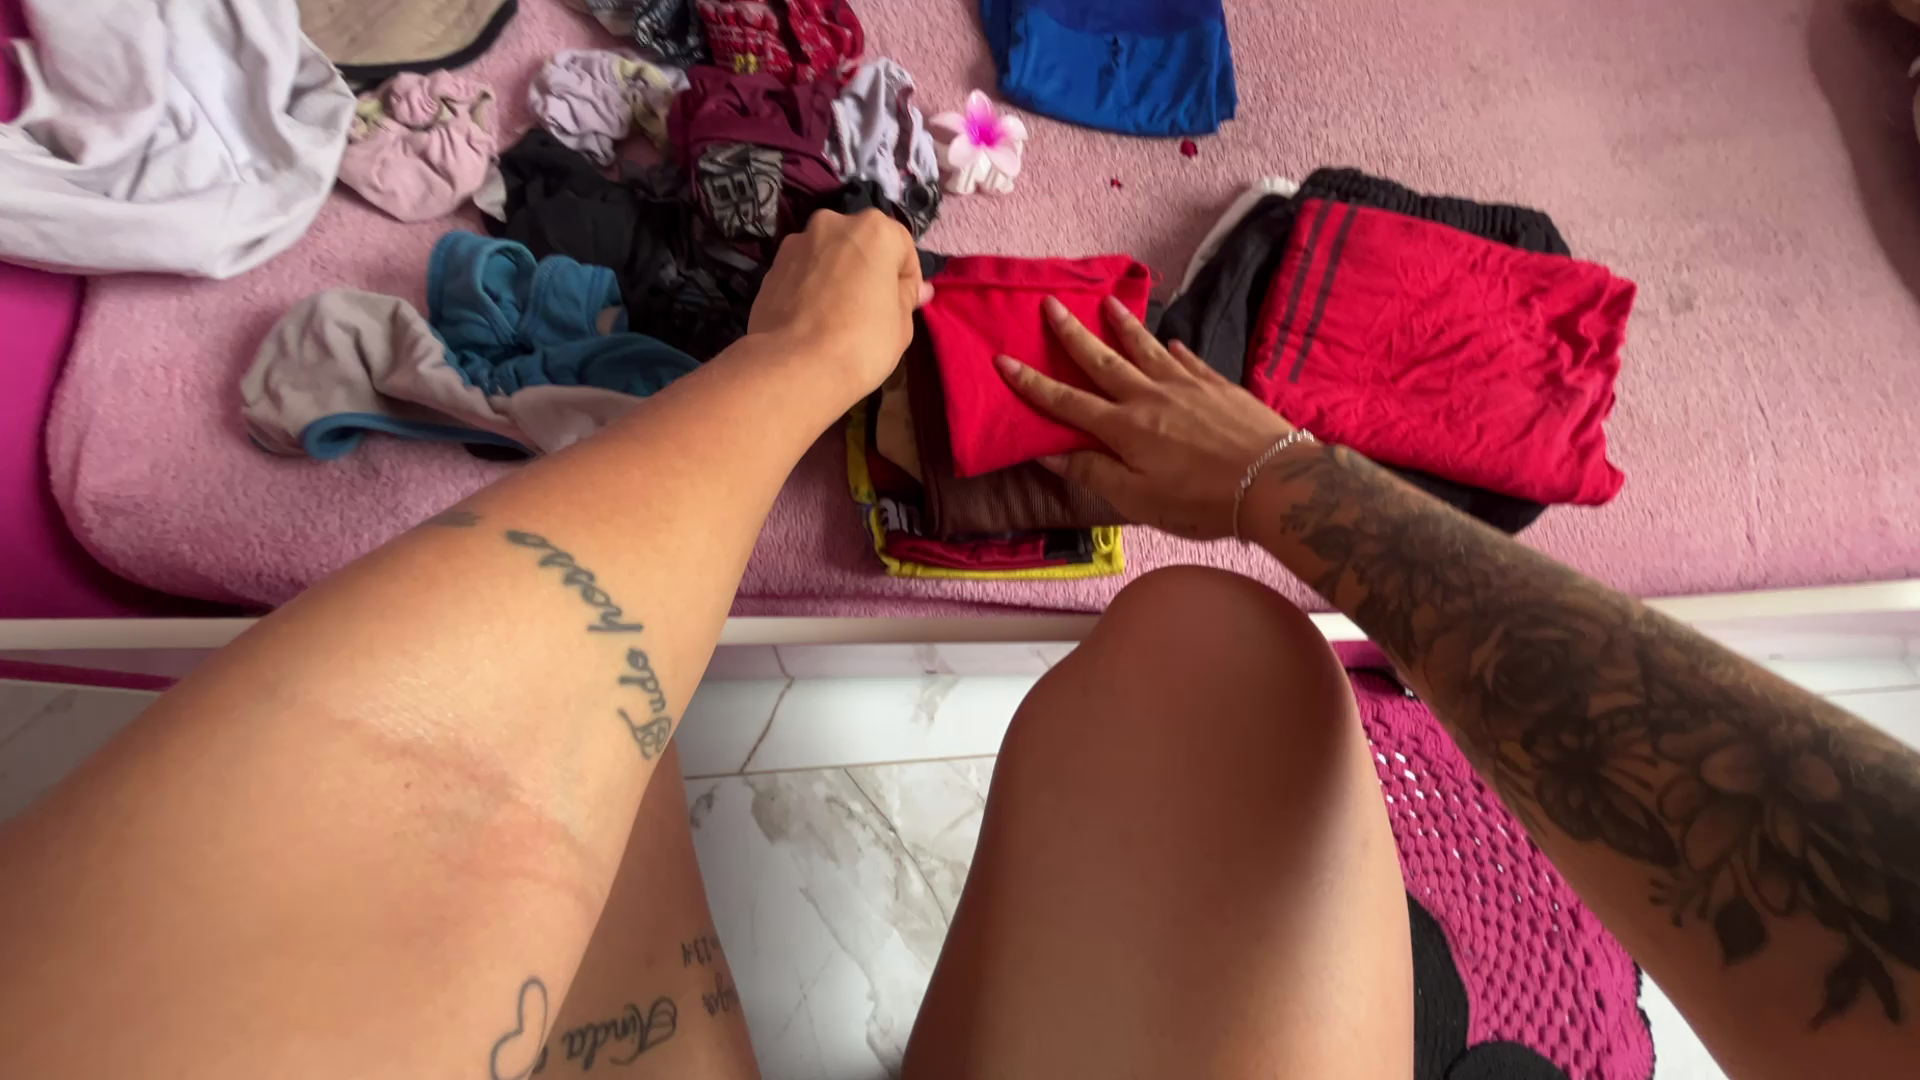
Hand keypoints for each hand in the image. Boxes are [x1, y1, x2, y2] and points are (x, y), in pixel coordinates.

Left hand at [747, 208, 929, 400]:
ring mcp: (797, 243)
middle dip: (869, 271)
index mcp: (874, 230)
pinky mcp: (772, 268)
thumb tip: (917, 289)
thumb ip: (907, 297)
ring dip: (838, 277)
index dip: (907, 278)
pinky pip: (804, 274)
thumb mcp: (902, 325)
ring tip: (838, 316)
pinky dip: (812, 289)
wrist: (796, 366)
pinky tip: (814, 321)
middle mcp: (832, 223)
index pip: (902, 246)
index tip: (903, 306)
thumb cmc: (862, 342)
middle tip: (872, 309)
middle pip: (862, 244)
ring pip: (829, 256)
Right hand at [994, 295, 1309, 538]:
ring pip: (1145, 349)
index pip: (1066, 401)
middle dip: (1072, 333)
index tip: (1004, 360)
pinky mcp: (1218, 386)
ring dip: (1123, 326)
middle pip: (1102, 360)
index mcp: (1123, 428)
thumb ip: (1092, 472)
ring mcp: (1185, 386)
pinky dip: (1174, 350)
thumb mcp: (1136, 498)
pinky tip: (1171, 343)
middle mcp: (1148, 397)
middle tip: (1050, 303)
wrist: (1273, 481)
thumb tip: (1049, 454)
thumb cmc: (1198, 500)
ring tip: (1108, 303)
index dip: (1032, 383)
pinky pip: (1189, 360)